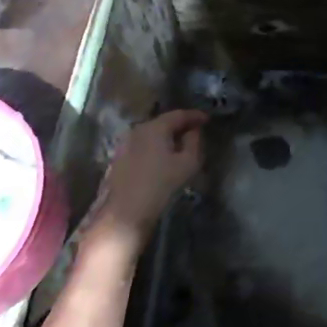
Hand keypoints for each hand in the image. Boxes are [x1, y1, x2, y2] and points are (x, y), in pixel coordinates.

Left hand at [88, 109, 206, 236]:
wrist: (126, 211)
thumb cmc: (161, 184)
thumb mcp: (188, 163)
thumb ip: (194, 142)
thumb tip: (193, 131)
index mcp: (155, 127)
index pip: (179, 115)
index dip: (195, 116)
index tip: (207, 119)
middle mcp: (137, 130)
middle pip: (163, 122)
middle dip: (180, 126)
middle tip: (195, 131)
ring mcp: (125, 144)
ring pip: (151, 134)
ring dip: (166, 137)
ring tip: (179, 145)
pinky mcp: (119, 158)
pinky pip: (142, 146)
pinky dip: (155, 147)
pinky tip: (161, 158)